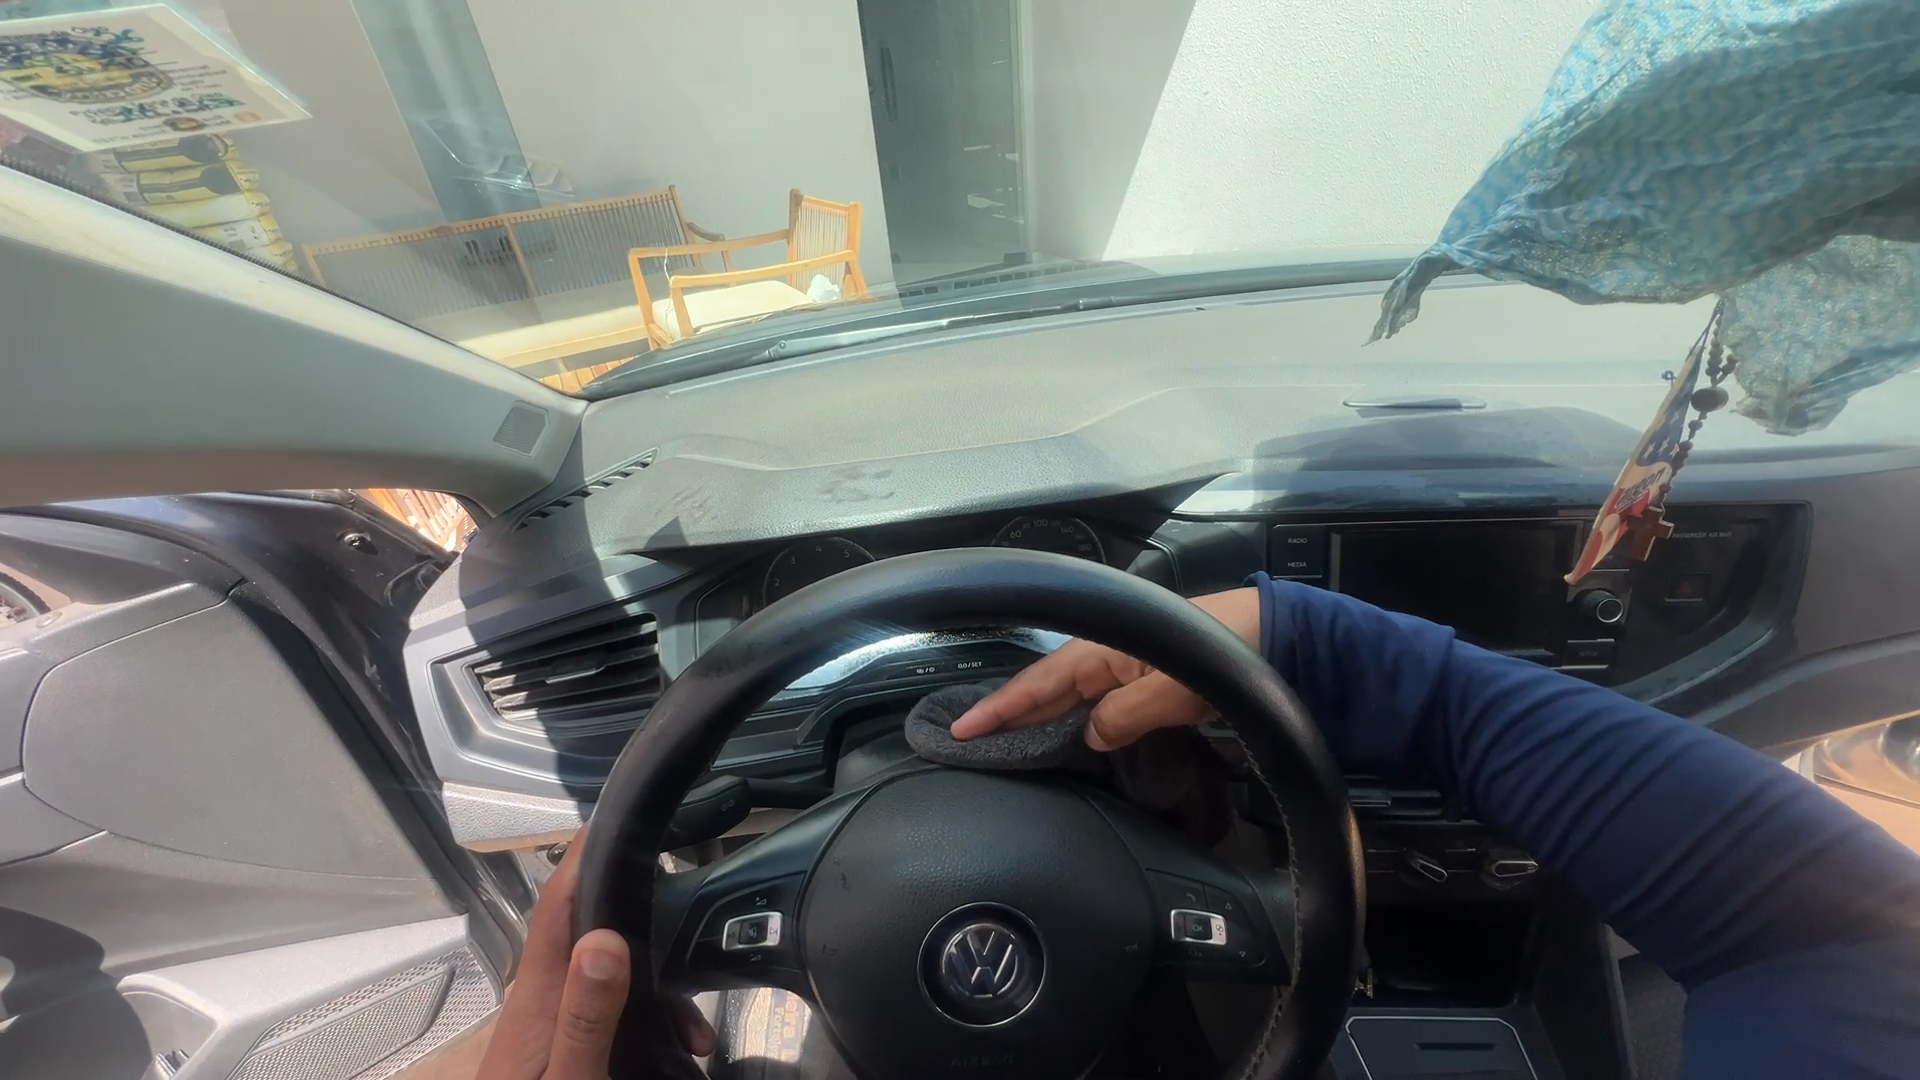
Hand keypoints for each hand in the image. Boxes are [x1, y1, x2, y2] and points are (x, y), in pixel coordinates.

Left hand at [477, 827, 714, 1079]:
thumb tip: (604, 935)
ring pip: (611, 968)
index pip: (558, 901)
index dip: (585, 851)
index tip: (620, 812)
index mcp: (539, 995)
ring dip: (657, 978)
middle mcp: (543, 997)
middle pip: (590, 924)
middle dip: (642, 908)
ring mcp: (555, 1021)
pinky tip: (684, 1040)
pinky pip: (613, 1005)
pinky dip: (650, 1011)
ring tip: (699, 1019)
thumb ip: (586, 1016)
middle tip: (691, 898)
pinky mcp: (567, 1042)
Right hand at [949, 587, 1260, 749]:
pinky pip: (1089, 699)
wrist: (1270, 634)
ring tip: (1001, 738)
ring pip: (1065, 695)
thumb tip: (1089, 736)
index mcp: (1101, 651)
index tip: (963, 729)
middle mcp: (1102, 656)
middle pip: (1043, 688)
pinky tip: (1060, 732)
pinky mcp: (1138, 677)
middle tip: (968, 738)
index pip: (1037, 685)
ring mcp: (1120, 666)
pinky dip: (1066, 716)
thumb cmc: (1222, 655)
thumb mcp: (1171, 690)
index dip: (999, 709)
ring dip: (1033, 716)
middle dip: (1006, 712)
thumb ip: (1123, 715)